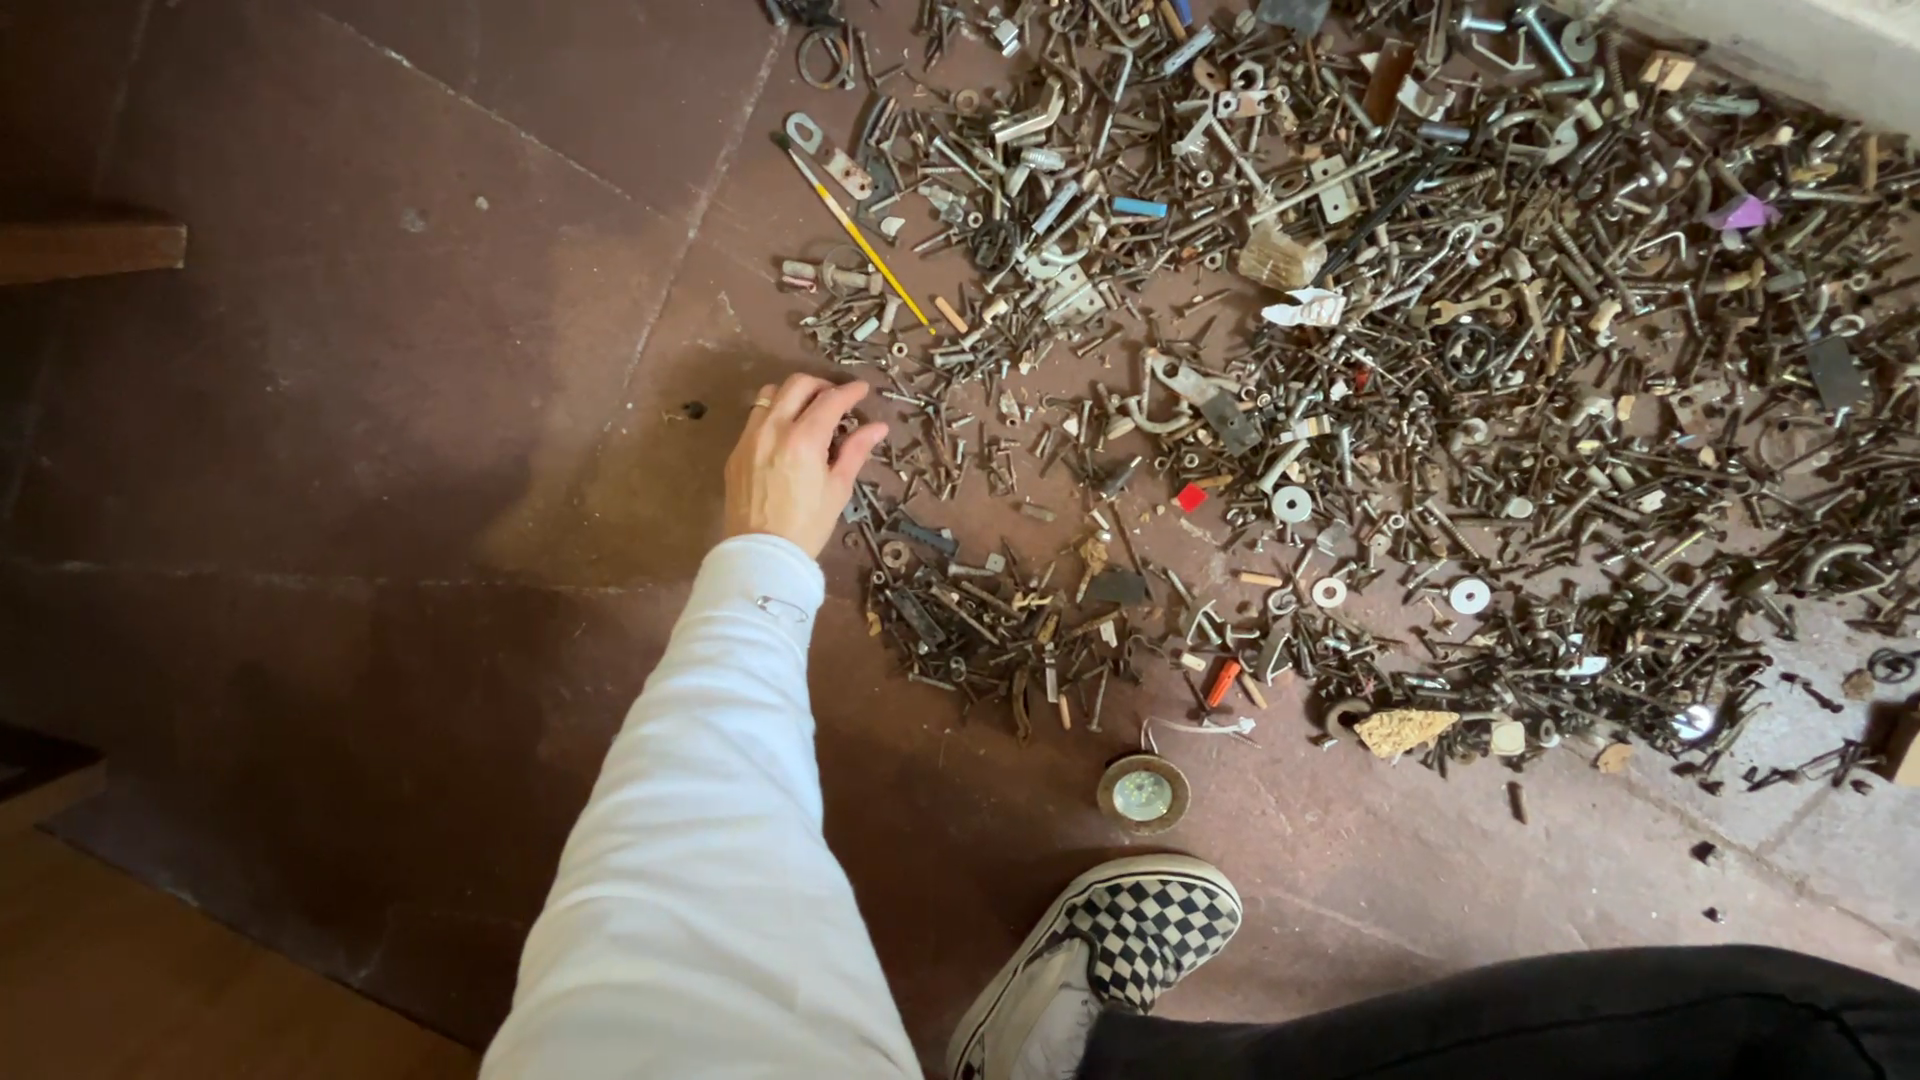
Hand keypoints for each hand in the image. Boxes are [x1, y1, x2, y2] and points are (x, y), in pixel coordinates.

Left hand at [724, 374, 887, 557]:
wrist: (762, 553)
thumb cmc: (808, 525)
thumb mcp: (838, 488)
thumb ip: (856, 451)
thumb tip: (877, 427)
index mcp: (804, 439)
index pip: (830, 400)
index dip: (850, 391)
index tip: (862, 390)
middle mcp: (773, 429)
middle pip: (797, 385)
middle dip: (821, 385)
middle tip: (836, 399)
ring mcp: (749, 438)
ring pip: (770, 395)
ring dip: (793, 395)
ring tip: (807, 412)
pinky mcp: (735, 452)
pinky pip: (755, 419)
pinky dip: (774, 416)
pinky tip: (785, 435)